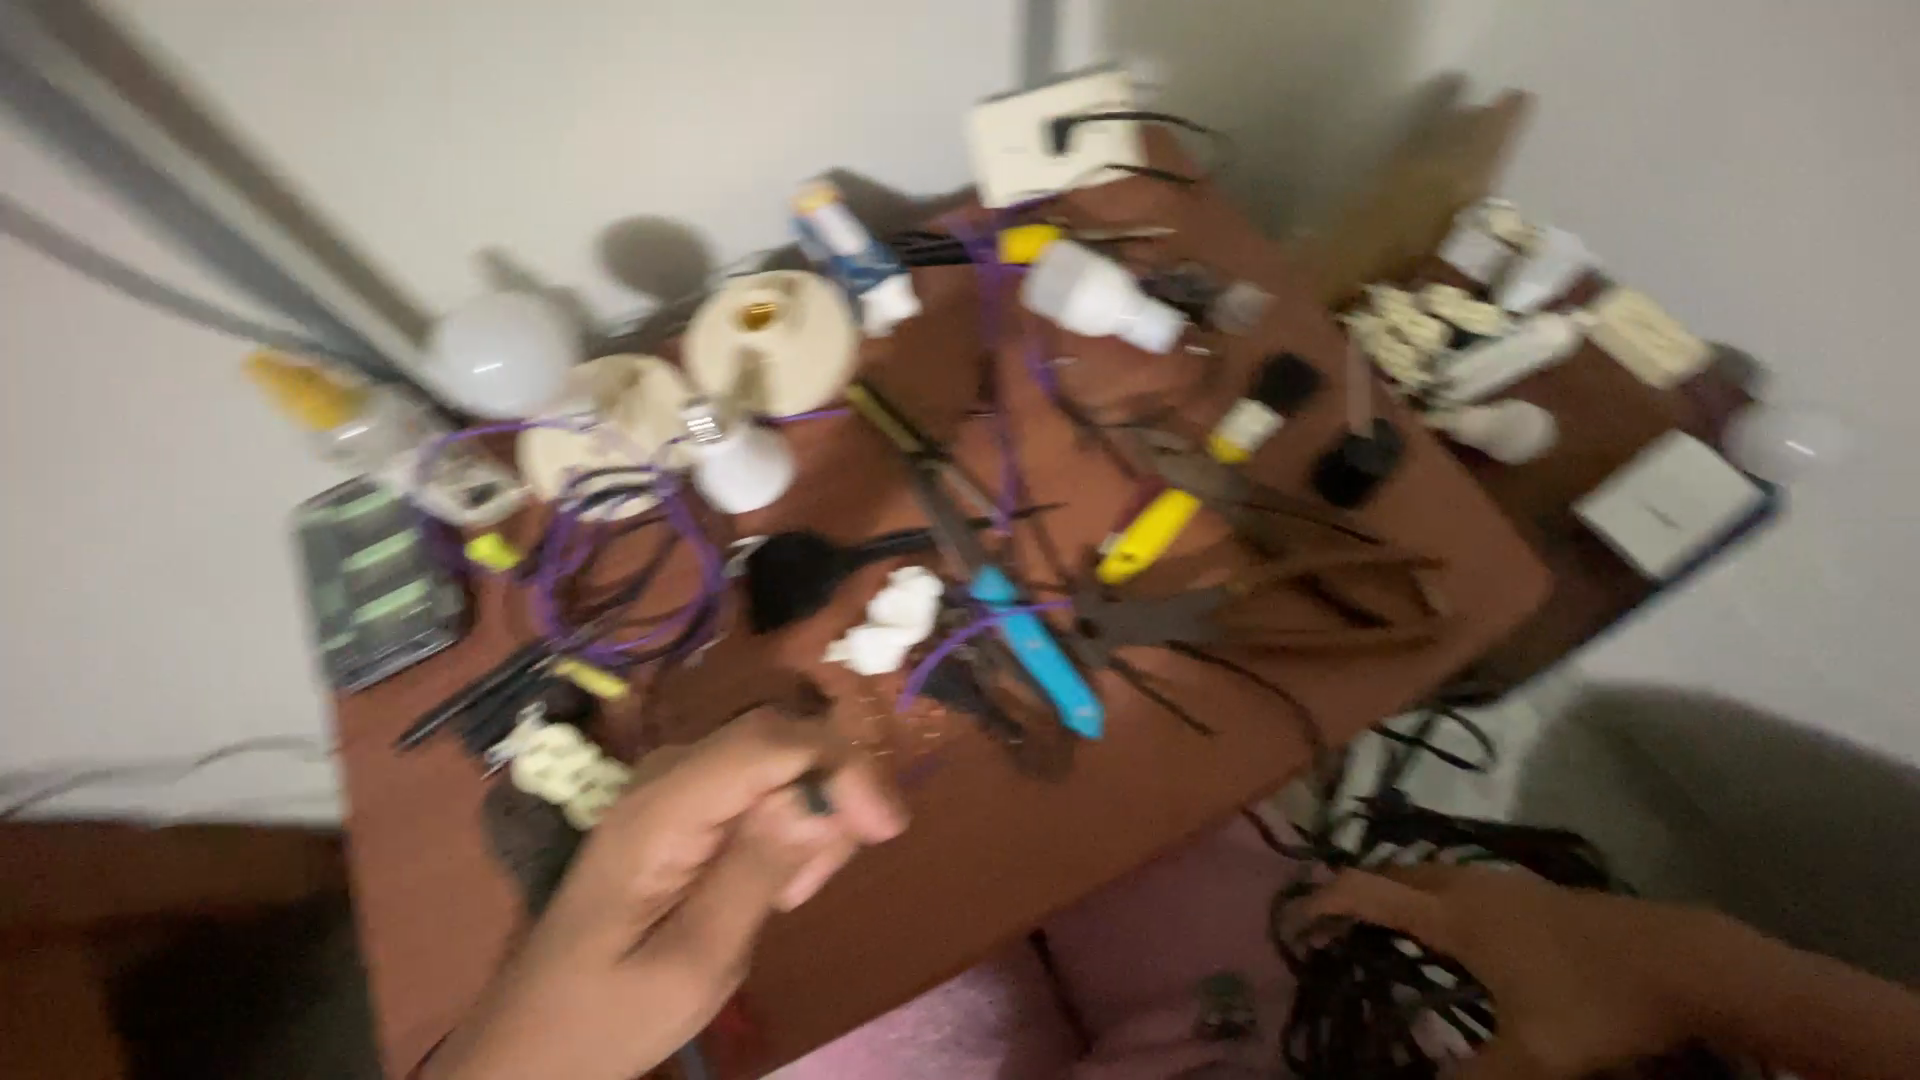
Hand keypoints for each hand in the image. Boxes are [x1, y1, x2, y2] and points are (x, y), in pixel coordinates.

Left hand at [424, 708, 908, 1079]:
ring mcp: (677, 781)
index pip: (769, 742)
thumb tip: (820, 798)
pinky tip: (774, 884)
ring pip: (782, 759)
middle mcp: (669, 772)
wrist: (539, 1038)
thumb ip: (756, 873)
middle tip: (819, 882)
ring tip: (789, 897)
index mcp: (659, 808)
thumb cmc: (610, 1015)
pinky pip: (764, 783)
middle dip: (831, 794)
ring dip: (811, 817)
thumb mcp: (694, 965)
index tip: (887, 827)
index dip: (839, 766)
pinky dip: (790, 825)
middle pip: (781, 740)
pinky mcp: (688, 800)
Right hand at [1295, 864, 1739, 1078]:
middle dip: (1352, 893)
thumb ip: (1479, 1076)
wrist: (1682, 959)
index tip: (1295, 923)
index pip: (1364, 892)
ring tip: (1380, 926)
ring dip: (1391, 891)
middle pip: (1387, 873)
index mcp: (1450, 915)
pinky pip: (1451, 881)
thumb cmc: (1594, 999)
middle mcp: (1461, 886)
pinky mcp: (1525, 889)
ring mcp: (1496, 882)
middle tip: (1333, 928)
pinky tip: (1449, 928)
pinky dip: (1426, 894)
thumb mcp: (1537, 1054)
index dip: (1322, 903)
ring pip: (1422, 872)